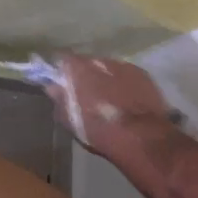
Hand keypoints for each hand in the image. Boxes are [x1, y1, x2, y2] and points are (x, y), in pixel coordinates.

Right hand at [45, 55, 175, 156]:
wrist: (144, 138)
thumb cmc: (100, 131)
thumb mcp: (70, 121)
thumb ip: (59, 100)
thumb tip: (53, 88)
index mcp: (78, 69)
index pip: (62, 59)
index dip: (60, 70)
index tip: (60, 80)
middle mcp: (99, 60)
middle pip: (87, 62)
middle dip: (84, 74)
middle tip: (84, 92)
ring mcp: (123, 65)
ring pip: (108, 68)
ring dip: (105, 78)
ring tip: (108, 97)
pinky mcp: (143, 74)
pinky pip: (126, 75)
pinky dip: (123, 83)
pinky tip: (127, 99)